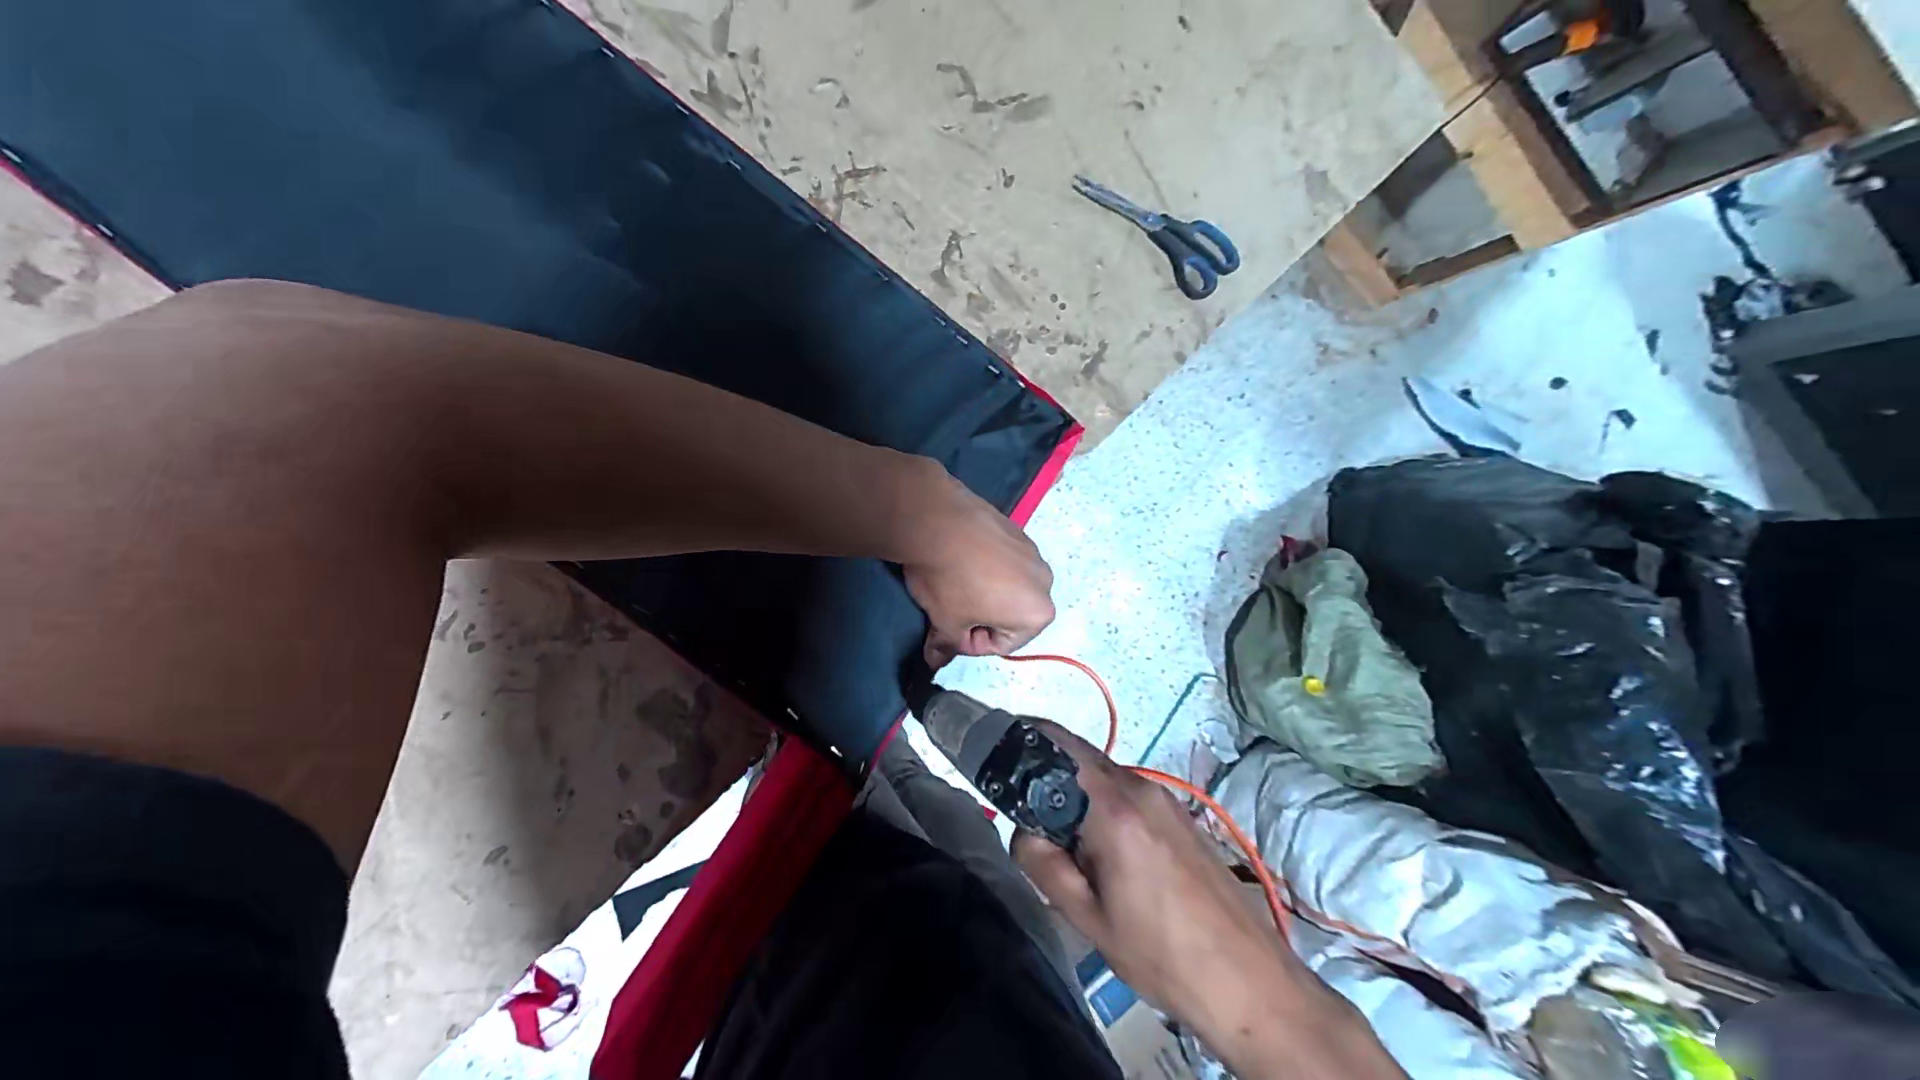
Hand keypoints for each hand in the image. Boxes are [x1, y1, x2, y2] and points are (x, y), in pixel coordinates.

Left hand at [897, 460, 1054, 667]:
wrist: (937, 520)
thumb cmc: (949, 582)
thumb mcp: (946, 623)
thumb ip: (947, 645)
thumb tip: (935, 660)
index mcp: (1038, 614)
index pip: (1002, 645)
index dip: (970, 642)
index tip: (949, 628)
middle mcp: (1045, 583)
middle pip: (1010, 614)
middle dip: (980, 616)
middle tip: (950, 606)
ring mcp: (1034, 552)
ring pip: (1007, 586)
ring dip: (985, 591)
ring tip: (954, 581)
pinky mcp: (1017, 530)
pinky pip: (1003, 560)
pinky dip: (985, 566)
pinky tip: (961, 559)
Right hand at [1014, 722, 1407, 1079]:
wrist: (1251, 983)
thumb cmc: (1163, 955)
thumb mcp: (1088, 919)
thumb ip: (1043, 864)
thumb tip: (1024, 830)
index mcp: (1113, 809)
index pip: (1054, 745)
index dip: (1018, 742)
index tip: (992, 757)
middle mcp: (1140, 788)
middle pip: (1077, 753)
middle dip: (1041, 765)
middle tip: (1017, 799)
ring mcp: (1164, 799)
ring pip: (1101, 772)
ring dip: (1071, 788)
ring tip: (1057, 835)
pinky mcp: (1179, 815)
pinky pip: (1125, 791)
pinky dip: (1098, 802)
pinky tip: (1097, 846)